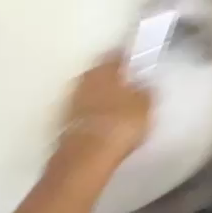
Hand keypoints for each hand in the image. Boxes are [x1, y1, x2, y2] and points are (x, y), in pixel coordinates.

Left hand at [50, 54, 153, 179]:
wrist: (88, 157)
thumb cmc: (120, 125)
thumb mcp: (145, 106)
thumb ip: (145, 91)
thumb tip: (144, 85)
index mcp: (104, 69)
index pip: (117, 55)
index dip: (128, 60)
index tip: (136, 65)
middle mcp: (84, 80)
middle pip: (100, 74)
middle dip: (113, 81)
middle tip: (128, 89)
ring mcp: (72, 101)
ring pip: (90, 93)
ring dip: (101, 99)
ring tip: (117, 111)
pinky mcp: (66, 123)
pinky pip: (84, 113)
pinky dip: (93, 116)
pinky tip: (104, 127)